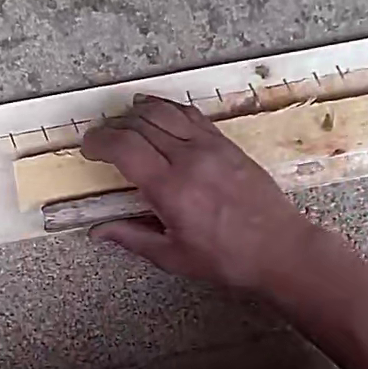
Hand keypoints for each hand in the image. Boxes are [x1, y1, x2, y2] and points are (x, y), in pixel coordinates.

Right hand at [80, 95, 329, 293]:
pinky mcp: (226, 144)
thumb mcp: (173, 256)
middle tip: (102, 139)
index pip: (124, 147)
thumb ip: (131, 238)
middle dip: (113, 127)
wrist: (279, 248)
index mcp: (171, 189)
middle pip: (140, 123)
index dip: (98, 142)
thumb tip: (97, 232)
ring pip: (165, 112)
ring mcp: (211, 147)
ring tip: (124, 121)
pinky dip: (168, 109)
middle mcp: (189, 160)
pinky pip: (191, 115)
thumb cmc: (226, 259)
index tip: (88, 148)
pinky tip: (158, 113)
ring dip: (138, 112)